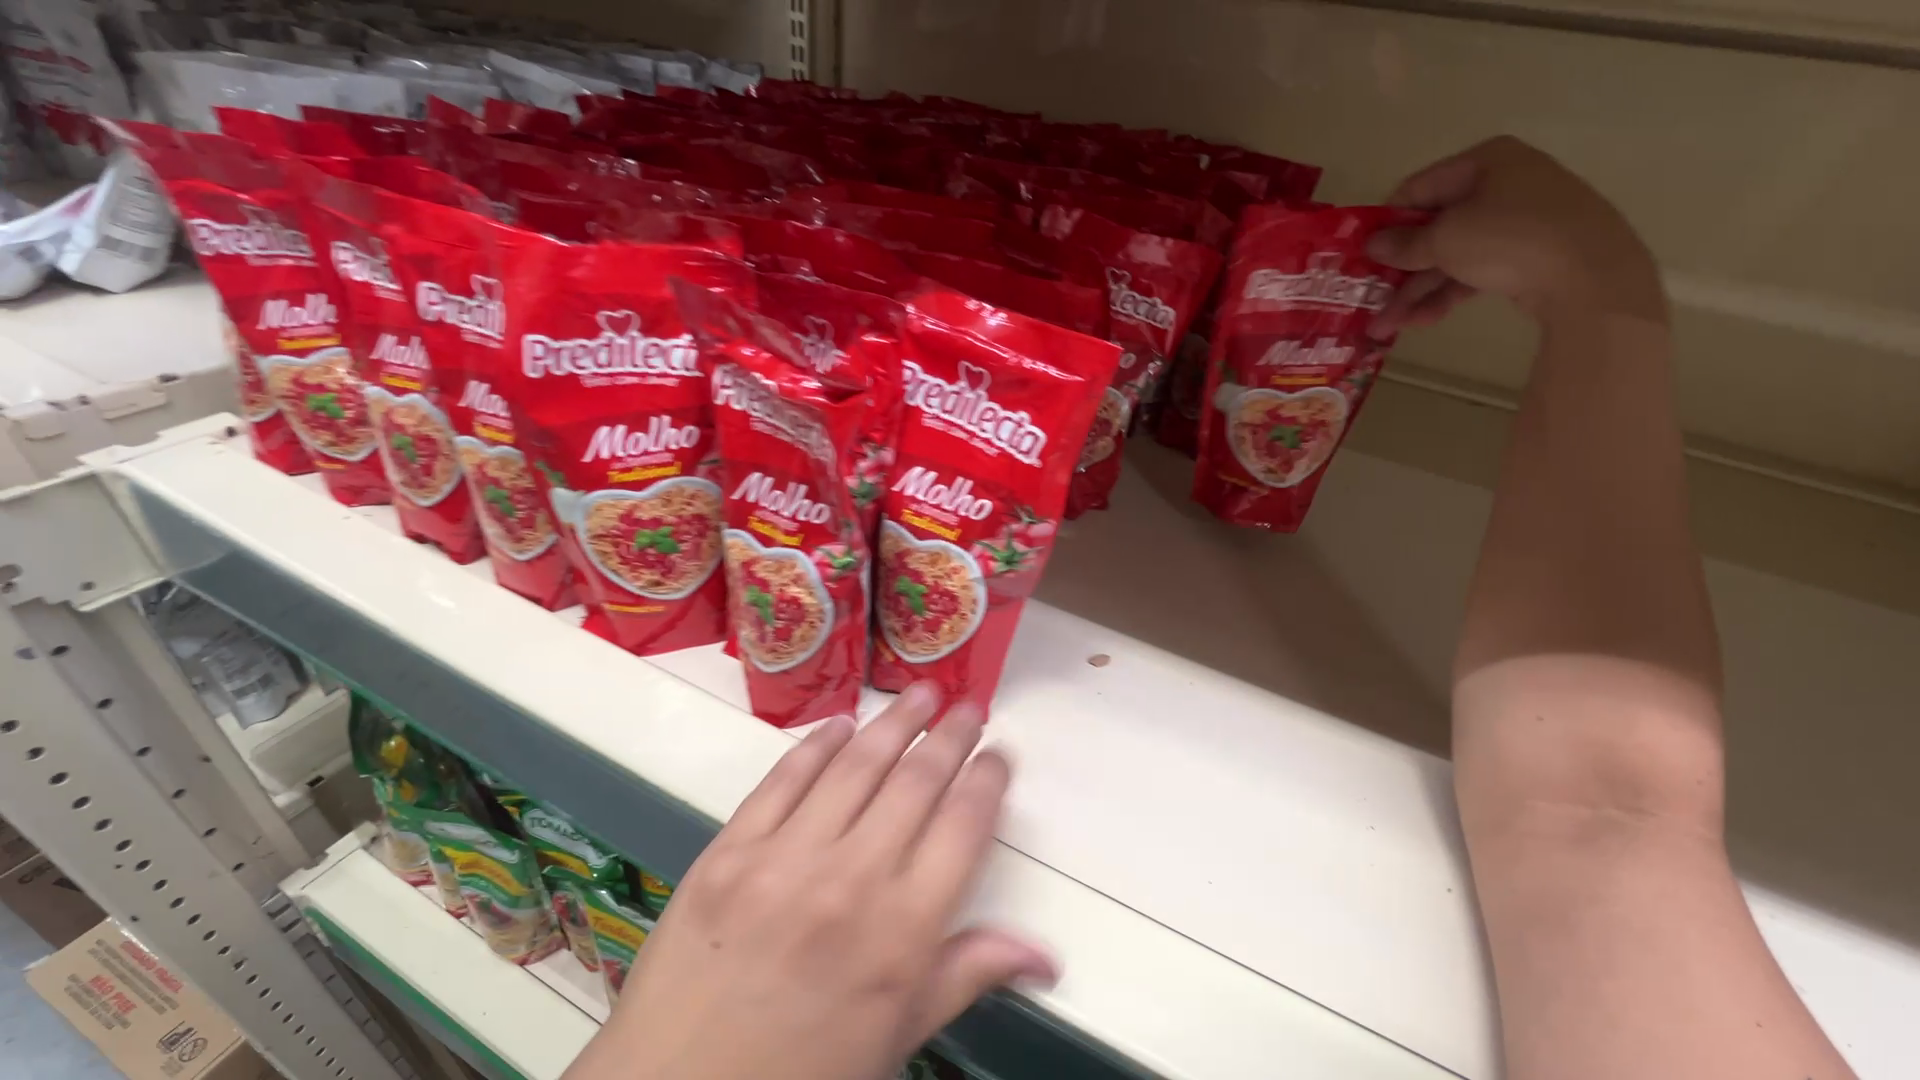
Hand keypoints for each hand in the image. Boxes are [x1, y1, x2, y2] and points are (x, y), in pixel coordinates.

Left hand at [567, 684, 1054, 1079]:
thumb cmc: (805, 1072)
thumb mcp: (897, 1034)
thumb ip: (967, 975)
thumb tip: (1044, 952)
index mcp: (903, 932)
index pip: (962, 828)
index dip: (986, 780)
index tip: (997, 753)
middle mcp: (851, 879)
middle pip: (916, 782)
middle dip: (949, 736)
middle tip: (968, 706)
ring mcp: (785, 857)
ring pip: (855, 766)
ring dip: (895, 723)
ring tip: (921, 695)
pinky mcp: (729, 849)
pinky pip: (784, 779)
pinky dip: (818, 745)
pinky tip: (842, 724)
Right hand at [1367, 136, 1664, 336]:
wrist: (1589, 274)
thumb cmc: (1509, 238)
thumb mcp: (1445, 239)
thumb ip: (1404, 244)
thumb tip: (1373, 244)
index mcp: (1485, 162)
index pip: (1418, 189)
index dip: (1387, 223)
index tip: (1362, 254)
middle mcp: (1503, 185)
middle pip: (1434, 228)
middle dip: (1399, 269)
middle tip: (1369, 297)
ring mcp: (1518, 223)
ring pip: (1452, 256)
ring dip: (1416, 291)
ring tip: (1385, 326)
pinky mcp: (1528, 257)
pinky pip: (1474, 272)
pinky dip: (1446, 295)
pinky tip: (1419, 322)